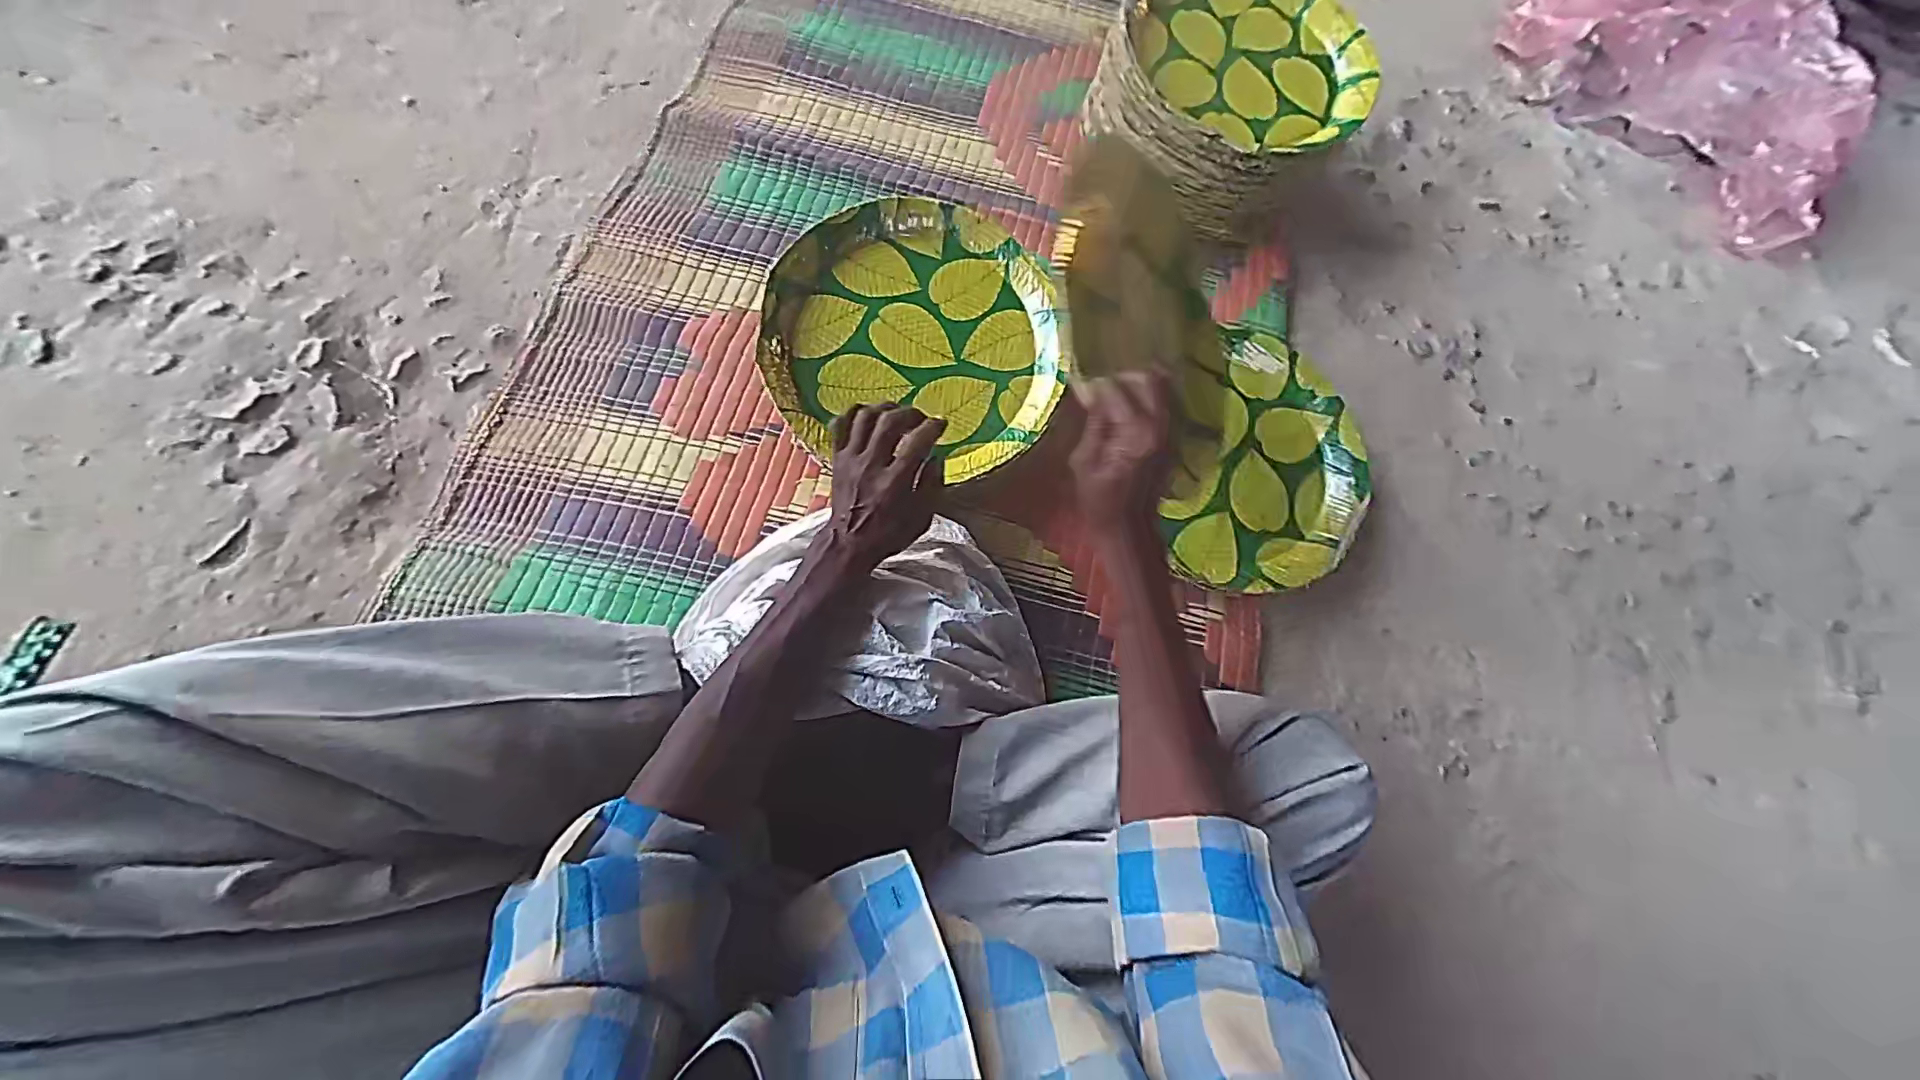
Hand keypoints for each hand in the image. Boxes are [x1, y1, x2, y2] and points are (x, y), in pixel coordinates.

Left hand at [817, 403, 946, 573]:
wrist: (849, 543)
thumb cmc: (888, 533)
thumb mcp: (921, 517)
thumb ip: (931, 485)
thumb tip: (936, 458)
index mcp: (895, 481)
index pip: (917, 441)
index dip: (933, 426)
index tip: (941, 423)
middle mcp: (871, 465)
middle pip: (890, 422)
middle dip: (910, 413)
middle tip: (921, 417)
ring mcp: (851, 459)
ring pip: (864, 417)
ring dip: (884, 408)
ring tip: (896, 412)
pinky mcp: (837, 458)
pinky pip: (840, 425)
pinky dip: (853, 413)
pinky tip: (866, 414)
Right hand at [1069, 370, 1173, 537]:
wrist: (1129, 526)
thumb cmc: (1099, 500)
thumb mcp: (1083, 461)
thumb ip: (1093, 421)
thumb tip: (1089, 389)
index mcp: (1134, 433)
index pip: (1115, 388)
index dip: (1095, 386)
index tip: (1082, 390)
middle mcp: (1160, 426)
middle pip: (1148, 378)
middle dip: (1122, 378)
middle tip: (1103, 390)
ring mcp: (1173, 431)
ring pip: (1164, 385)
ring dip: (1139, 384)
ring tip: (1119, 396)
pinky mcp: (1176, 437)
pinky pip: (1169, 402)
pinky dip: (1152, 396)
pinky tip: (1133, 408)